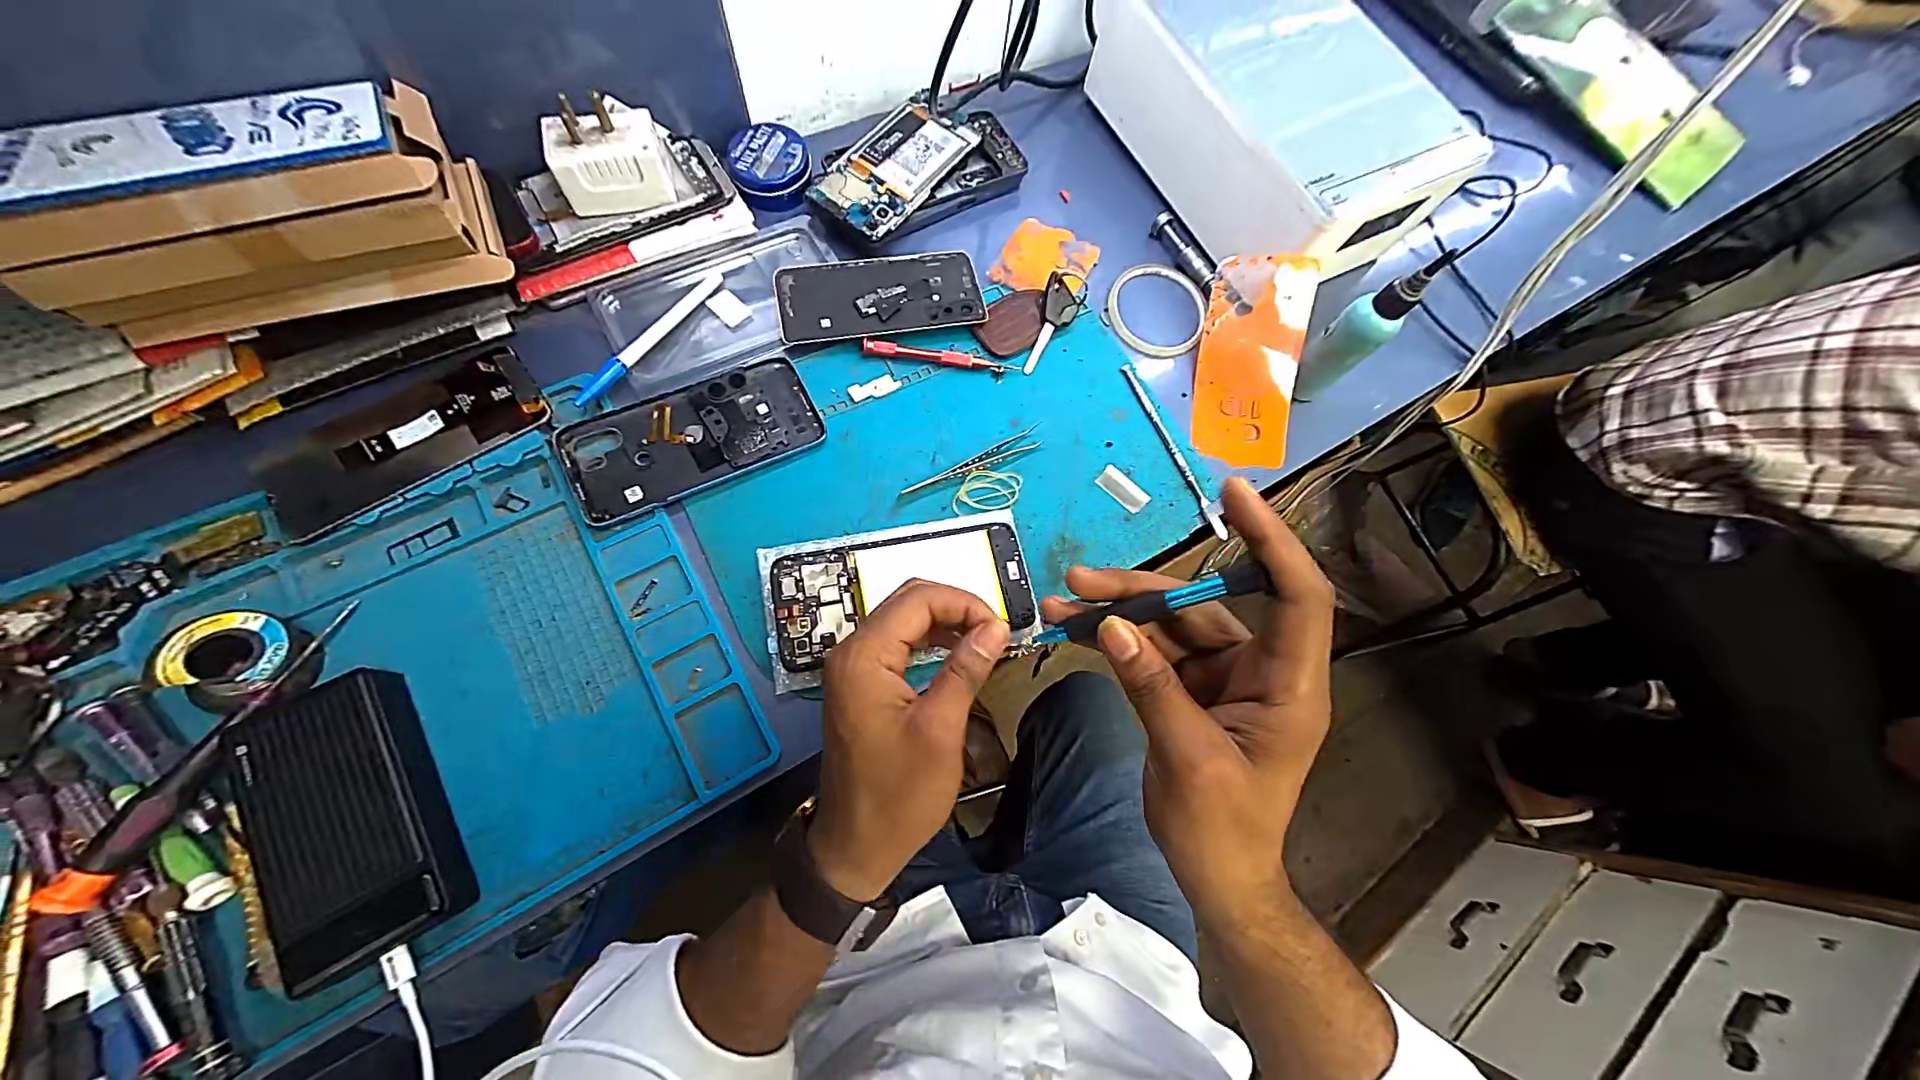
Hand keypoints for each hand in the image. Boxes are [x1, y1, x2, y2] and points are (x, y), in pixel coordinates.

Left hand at [812, 582, 1008, 901]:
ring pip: (902, 618)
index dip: (964, 603)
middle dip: (954, 607)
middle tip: (993, 632)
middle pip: (907, 601)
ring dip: (943, 621)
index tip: (998, 627)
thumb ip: (965, 670)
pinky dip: (927, 639)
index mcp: (864, 658)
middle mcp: (850, 652)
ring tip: (982, 641)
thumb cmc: (898, 795)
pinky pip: (895, 642)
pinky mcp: (857, 681)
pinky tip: (955, 655)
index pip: (918, 599)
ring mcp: (851, 666)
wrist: (856, 844)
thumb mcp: (940, 731)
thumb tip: (994, 627)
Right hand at [1039, 477, 1333, 925]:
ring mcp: (1222, 678)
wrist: (1216, 878)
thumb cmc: (1223, 830)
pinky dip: (1114, 640)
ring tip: (1062, 603)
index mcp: (1289, 685)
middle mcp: (1259, 669)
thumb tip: (1111, 626)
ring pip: (1169, 625)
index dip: (1272, 540)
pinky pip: (1151, 652)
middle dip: (1141, 589)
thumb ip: (1151, 686)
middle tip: (1081, 579)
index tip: (1237, 495)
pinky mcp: (1190, 690)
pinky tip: (1074, 630)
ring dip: (1116, 613)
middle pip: (1204, 605)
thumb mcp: (1187, 757)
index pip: (1296, 595)